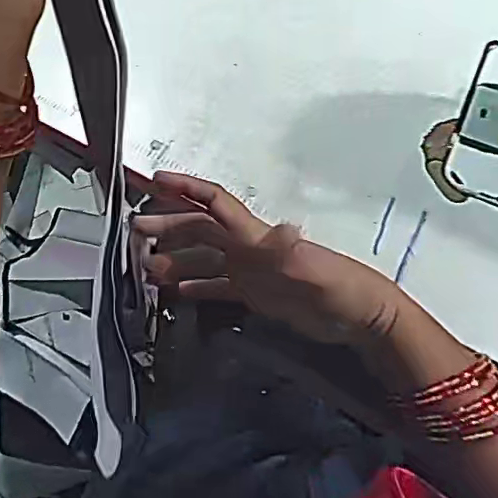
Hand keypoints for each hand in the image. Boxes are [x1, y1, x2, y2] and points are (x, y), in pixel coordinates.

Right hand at [135, 172, 413, 346]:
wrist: (361, 318)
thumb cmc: (339, 288)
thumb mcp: (313, 269)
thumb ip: (291, 251)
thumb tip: (283, 228)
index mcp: (253, 235)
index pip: (212, 202)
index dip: (184, 188)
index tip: (153, 180)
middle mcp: (245, 247)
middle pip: (197, 227)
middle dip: (166, 223)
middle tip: (136, 227)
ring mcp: (249, 270)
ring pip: (201, 256)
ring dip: (174, 256)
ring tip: (146, 264)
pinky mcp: (254, 293)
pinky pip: (216, 285)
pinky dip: (195, 285)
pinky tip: (177, 290)